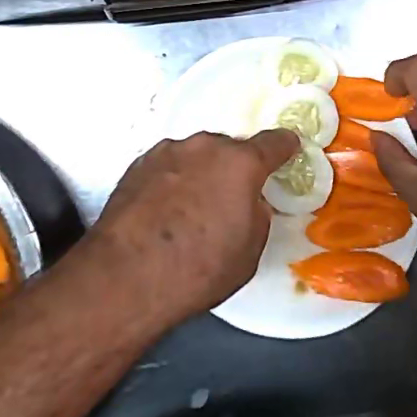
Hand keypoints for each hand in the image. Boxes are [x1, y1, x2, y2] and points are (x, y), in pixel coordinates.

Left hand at [85, 128, 299, 327]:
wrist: (129, 273)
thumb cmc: (198, 267)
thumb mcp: (249, 250)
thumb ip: (257, 214)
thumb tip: (249, 201)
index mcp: (240, 164)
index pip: (272, 143)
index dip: (283, 146)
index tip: (287, 146)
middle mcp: (203, 147)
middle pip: (228, 150)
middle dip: (232, 170)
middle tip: (230, 200)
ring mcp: (167, 152)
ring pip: (194, 157)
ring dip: (199, 174)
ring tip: (191, 212)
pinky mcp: (138, 164)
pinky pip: (167, 168)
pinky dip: (171, 182)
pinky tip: (164, 212)